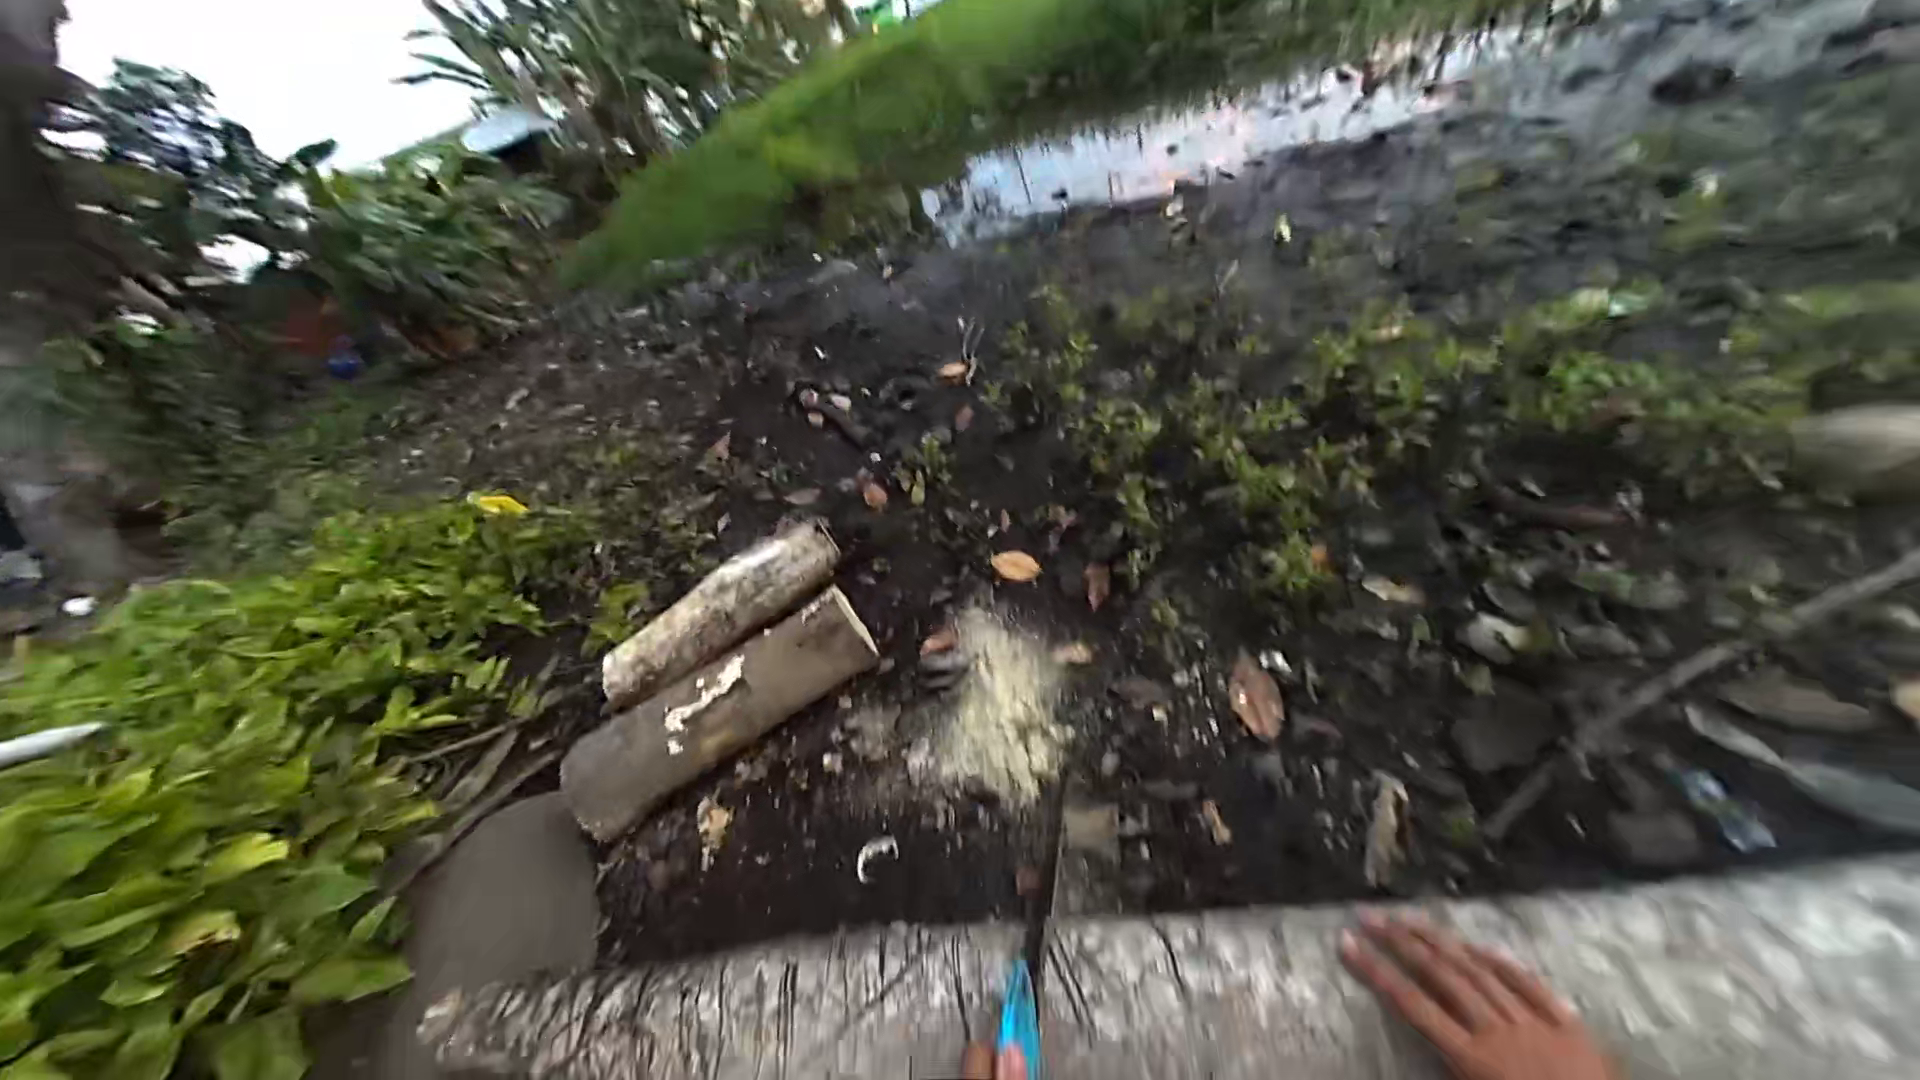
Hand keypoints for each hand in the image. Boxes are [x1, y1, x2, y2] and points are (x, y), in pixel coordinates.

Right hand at [1340, 915, 1615, 1079]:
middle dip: (1400, 942)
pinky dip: (1506, 966)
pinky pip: (1535, 990)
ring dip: (1441, 942)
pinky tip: (1483, 947)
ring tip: (1410, 917)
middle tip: (1368, 914)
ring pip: (1480, 973)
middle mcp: (1500, 1034)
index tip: (1345, 941)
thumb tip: (1411, 1039)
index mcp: (1475, 1061)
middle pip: (1441, 976)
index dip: (1375, 971)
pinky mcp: (1576, 1033)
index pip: (1412, 1004)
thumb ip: (1444, 1070)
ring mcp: (1539, 1028)